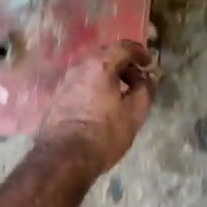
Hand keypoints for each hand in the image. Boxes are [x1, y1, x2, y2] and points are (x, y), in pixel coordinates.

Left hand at [36, 40, 155, 178]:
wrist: (62, 159)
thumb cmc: (103, 134)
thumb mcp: (134, 114)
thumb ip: (145, 90)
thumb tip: (147, 78)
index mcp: (100, 66)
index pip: (123, 47)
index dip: (139, 52)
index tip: (149, 63)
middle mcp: (80, 68)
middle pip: (106, 58)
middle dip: (124, 67)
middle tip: (137, 82)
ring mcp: (65, 83)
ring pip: (92, 73)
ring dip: (109, 80)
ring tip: (121, 98)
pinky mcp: (57, 100)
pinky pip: (82, 86)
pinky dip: (96, 90)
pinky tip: (102, 109)